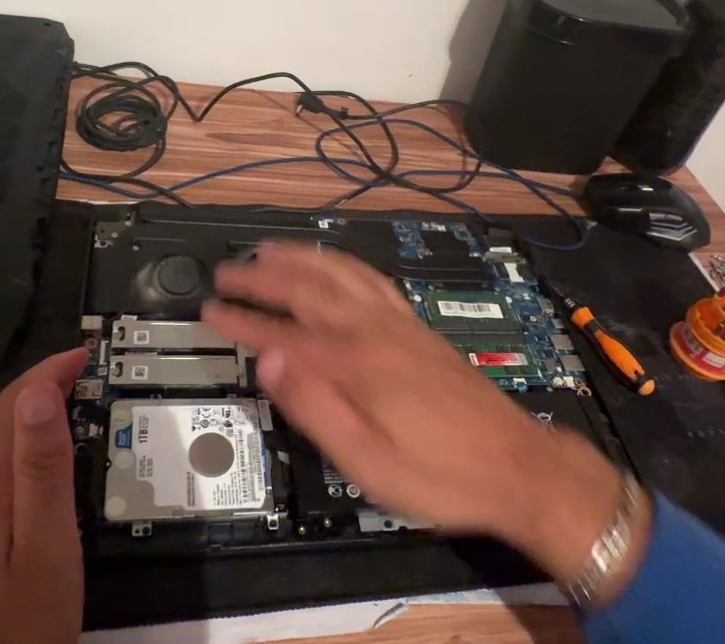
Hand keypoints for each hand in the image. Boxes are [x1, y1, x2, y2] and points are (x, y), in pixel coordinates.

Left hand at [0, 348, 90, 643]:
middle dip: (33, 388)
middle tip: (80, 372)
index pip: (10, 410)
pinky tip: (30, 468)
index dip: (46, 374)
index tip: (85, 354)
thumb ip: (41, 473)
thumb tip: (37, 395)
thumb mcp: (44, 551)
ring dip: (20, 416)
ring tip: (63, 405)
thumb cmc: (16, 630)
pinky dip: (9, 449)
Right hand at [202, 244, 648, 593]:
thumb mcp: (369, 463)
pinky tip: (333, 263)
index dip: (242, 321)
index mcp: (356, 363)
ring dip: (299, 258)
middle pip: (308, 289)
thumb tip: (268, 362)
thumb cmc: (439, 475)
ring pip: (339, 274)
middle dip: (261, 278)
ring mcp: (398, 323)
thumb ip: (316, 409)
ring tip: (267, 249)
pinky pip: (371, 278)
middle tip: (225, 272)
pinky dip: (342, 262)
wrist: (516, 464)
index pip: (283, 334)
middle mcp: (374, 330)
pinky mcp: (416, 326)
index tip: (208, 310)